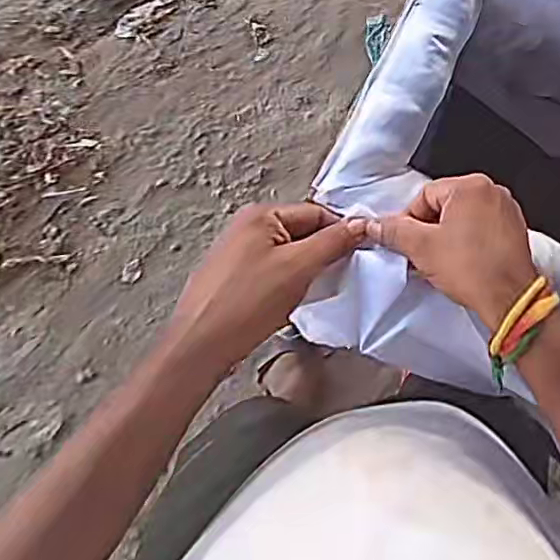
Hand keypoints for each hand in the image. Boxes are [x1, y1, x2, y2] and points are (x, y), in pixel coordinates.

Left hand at [166, 203, 366, 372]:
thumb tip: (359, 224)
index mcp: (261, 214)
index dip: (340, 232)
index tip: (357, 252)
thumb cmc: (243, 305)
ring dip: (306, 271)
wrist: (200, 347)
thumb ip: (333, 241)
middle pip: (304, 232)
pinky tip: (288, 302)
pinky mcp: (237, 277)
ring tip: (306, 292)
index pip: (317, 212)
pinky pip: (276, 271)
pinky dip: (289, 284)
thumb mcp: (299, 267)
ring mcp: (240, 252)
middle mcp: (247, 227)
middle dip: (322, 254)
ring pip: (291, 254)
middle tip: (332, 276)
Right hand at [369, 175, 539, 329]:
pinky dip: (467, 239)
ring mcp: (506, 209)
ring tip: (441, 259)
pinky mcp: (513, 228)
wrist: (509, 299)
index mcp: (471, 186)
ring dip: (447, 234)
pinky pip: (481, 226)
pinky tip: (461, 260)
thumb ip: (394, 231)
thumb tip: (379, 225)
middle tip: (421, 252)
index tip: (404, 238)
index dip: (409, 219)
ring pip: (463, 216)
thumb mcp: (422, 248)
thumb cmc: (475, 271)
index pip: (425, 195)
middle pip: (444, 203)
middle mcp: (492, 192)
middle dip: (429, 228)